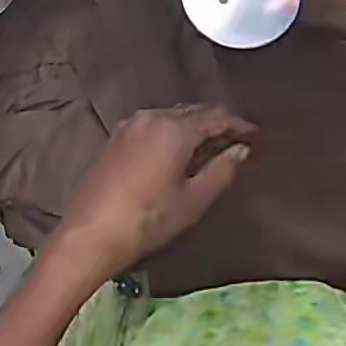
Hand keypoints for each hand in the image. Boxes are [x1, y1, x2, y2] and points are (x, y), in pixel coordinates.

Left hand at [50, 105, 255, 281]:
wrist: (90, 233)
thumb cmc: (148, 220)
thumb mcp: (193, 200)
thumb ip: (221, 170)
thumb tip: (240, 150)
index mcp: (174, 129)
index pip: (215, 117)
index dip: (238, 125)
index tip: (255, 135)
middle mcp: (151, 117)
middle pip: (193, 111)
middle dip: (217, 123)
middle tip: (236, 140)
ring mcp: (130, 125)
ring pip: (171, 116)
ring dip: (193, 126)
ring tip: (210, 146)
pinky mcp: (116, 137)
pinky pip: (153, 124)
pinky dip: (172, 131)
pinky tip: (177, 151)